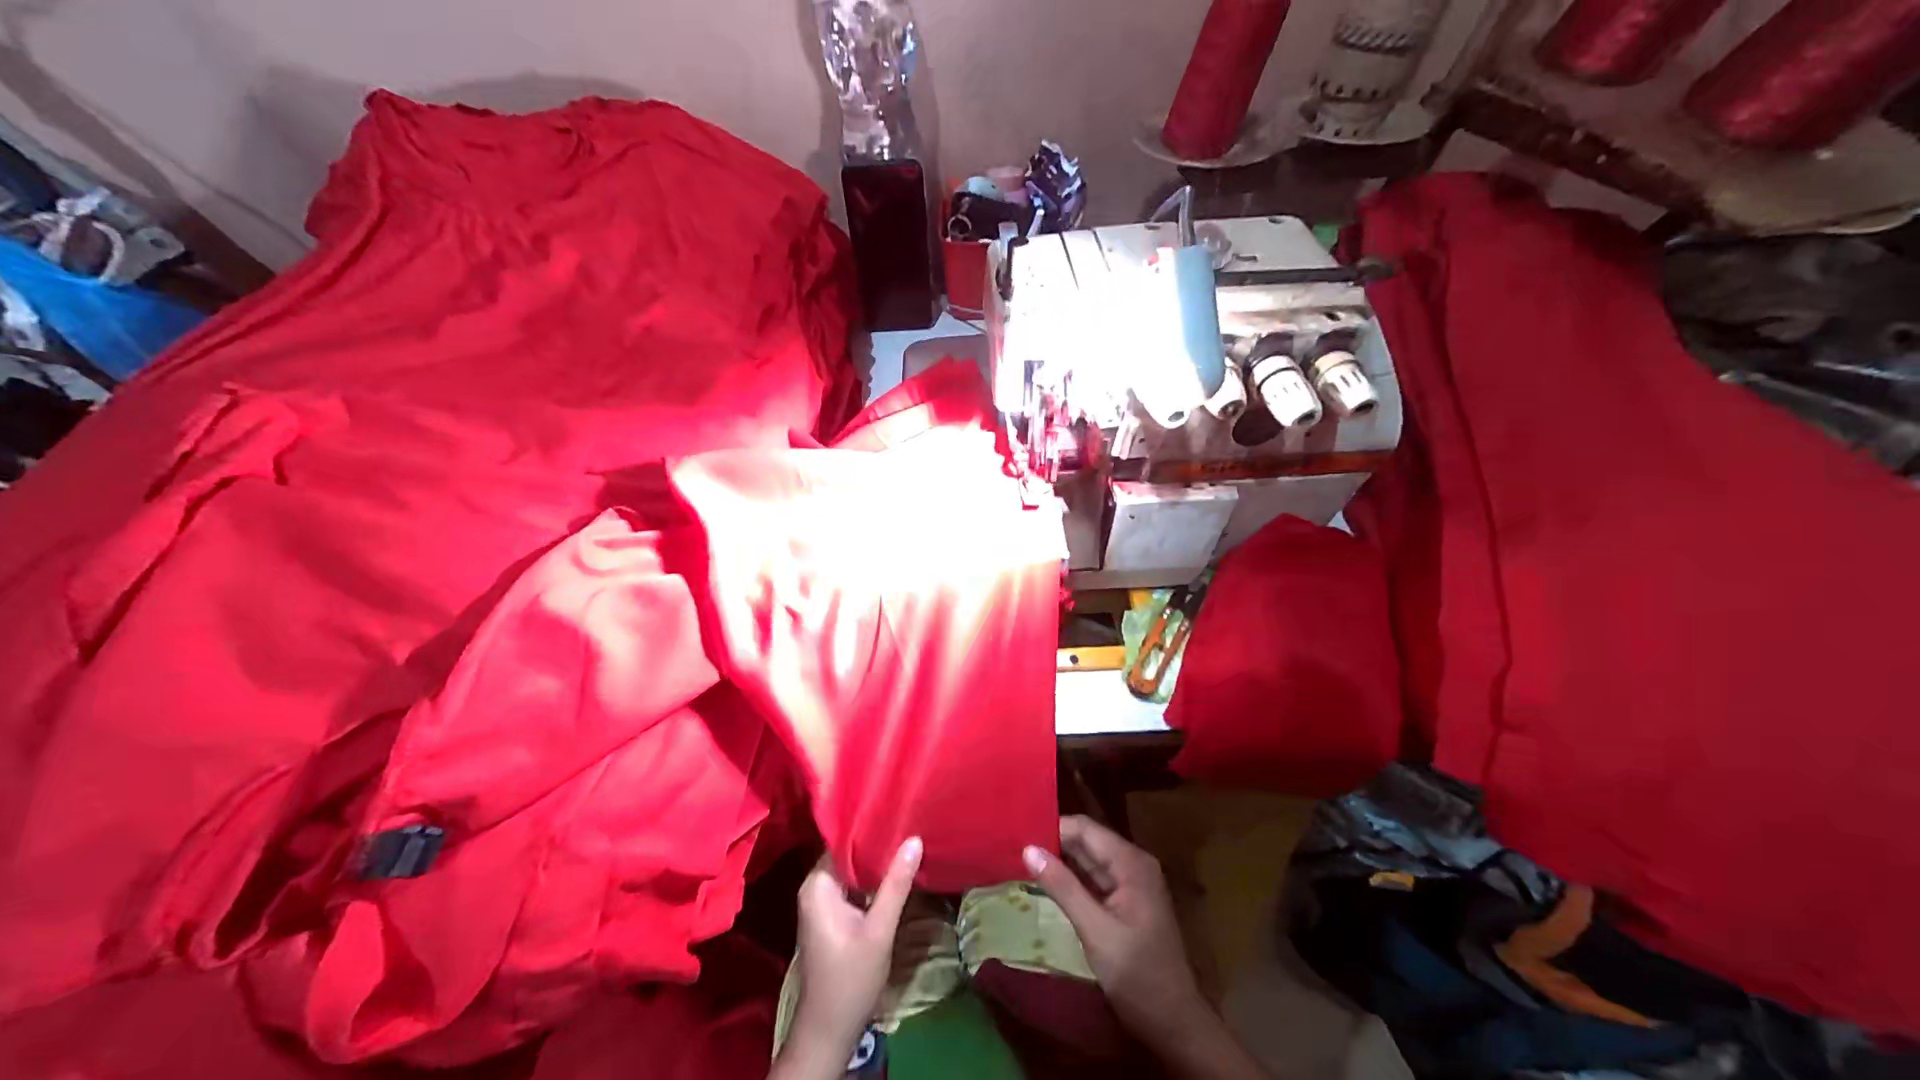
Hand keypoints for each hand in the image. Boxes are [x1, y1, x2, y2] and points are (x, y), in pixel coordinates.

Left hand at [772, 837, 921, 1079]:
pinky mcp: (830, 915)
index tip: (896, 811)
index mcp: (817, 885)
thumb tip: (914, 840)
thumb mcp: (879, 929)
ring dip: (875, 862)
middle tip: (908, 824)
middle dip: (875, 843)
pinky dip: (870, 880)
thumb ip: (896, 884)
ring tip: (906, 840)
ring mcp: (820, 903)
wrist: (829, 1029)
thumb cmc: (851, 978)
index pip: (842, 842)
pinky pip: (851, 886)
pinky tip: (895, 872)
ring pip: (850, 871)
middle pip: (846, 854)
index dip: (868, 827)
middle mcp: (813, 888)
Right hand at [1023, 816, 1206, 1037]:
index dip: (1053, 828)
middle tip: (1014, 847)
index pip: (1085, 828)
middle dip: (1053, 843)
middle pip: (1087, 840)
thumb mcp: (1095, 930)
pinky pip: (1093, 879)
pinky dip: (1070, 879)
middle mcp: (1133, 864)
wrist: (1173, 1022)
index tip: (1018, 835)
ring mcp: (1131, 883)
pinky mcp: (1125, 901)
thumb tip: (1028, 849)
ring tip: (1021, 859)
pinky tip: (1044, 882)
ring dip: (1059, 860)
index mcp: (1131, 863)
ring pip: (1088, 860)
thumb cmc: (1137, 975)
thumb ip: (1062, 887)